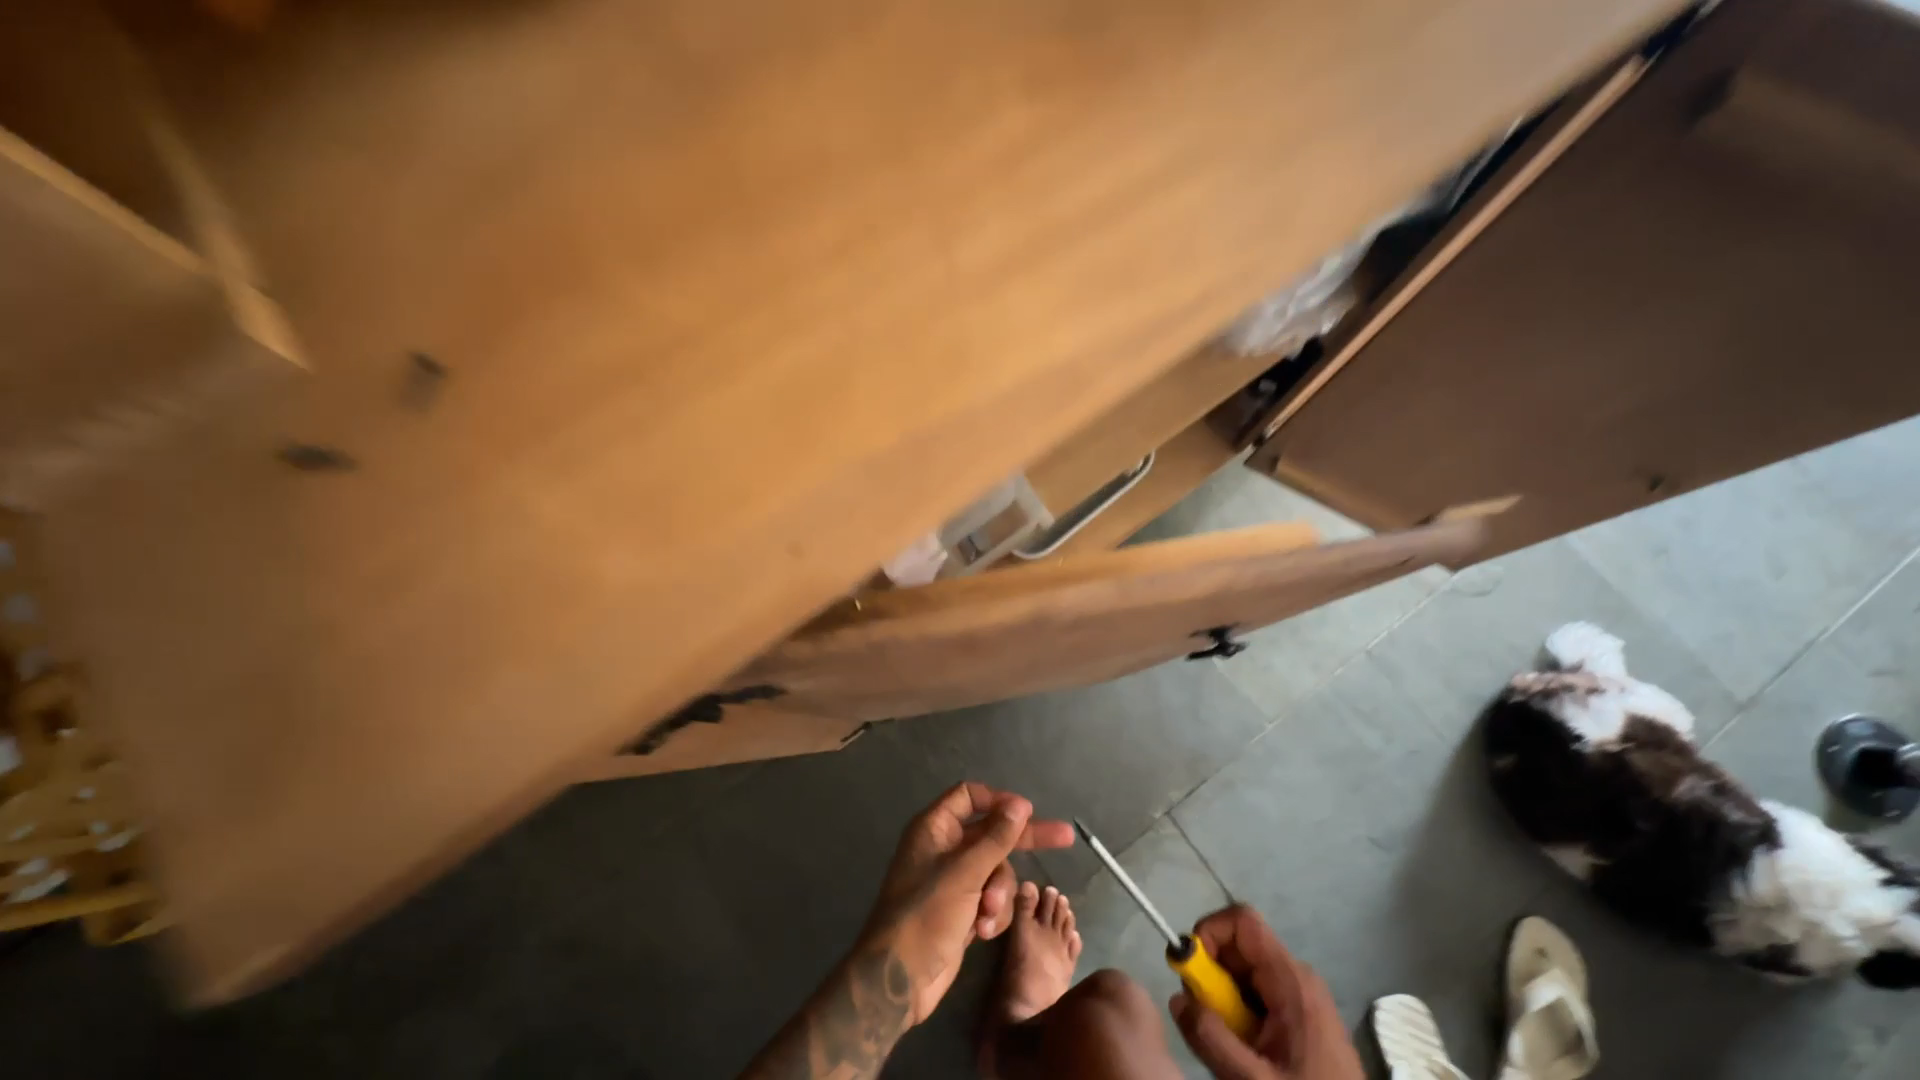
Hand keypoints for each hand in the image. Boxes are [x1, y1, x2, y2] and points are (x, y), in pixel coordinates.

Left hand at [858, 782, 1073, 1024]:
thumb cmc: (926, 914)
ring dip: (999, 894)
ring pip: (997, 872)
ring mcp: (955, 881)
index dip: (998, 801)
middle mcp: (945, 849)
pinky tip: (983, 933)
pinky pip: (993, 899)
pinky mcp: (964, 910)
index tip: (1027, 812)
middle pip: (992, 834)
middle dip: (1022, 843)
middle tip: (1065, 838)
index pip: (969, 797)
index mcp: (935, 829)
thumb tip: (1020, 804)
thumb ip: (996, 837)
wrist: (902, 977)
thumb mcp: (966, 872)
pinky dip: (993, 914)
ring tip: (987, 915)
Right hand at [1169, 905, 1361, 1079]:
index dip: (1208, 934)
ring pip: (1243, 974)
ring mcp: (1299, 996)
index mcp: (1291, 980)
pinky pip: (1256, 996)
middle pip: (1238, 947)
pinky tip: (1244, 1052)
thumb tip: (1177, 998)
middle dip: (1210, 975)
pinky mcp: (1299, 1016)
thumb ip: (1211, 1039)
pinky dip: (1237, 1014)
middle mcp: (1296, 977)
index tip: (1190, 976)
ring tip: (1227, 1045)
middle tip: (1203, 1020)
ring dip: (1222, 1000)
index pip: (1242, 921)